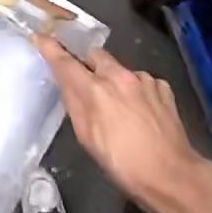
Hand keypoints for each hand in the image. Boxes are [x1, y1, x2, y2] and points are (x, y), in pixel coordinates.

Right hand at [32, 36, 211, 212]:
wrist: (171, 174)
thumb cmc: (122, 163)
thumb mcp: (88, 138)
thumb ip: (75, 105)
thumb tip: (67, 83)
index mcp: (95, 90)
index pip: (66, 63)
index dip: (50, 49)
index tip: (40, 38)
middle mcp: (119, 76)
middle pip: (96, 56)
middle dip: (89, 66)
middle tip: (90, 89)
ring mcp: (144, 79)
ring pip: (121, 69)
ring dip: (115, 81)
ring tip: (122, 110)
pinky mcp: (163, 87)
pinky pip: (142, 81)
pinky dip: (137, 92)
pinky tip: (142, 114)